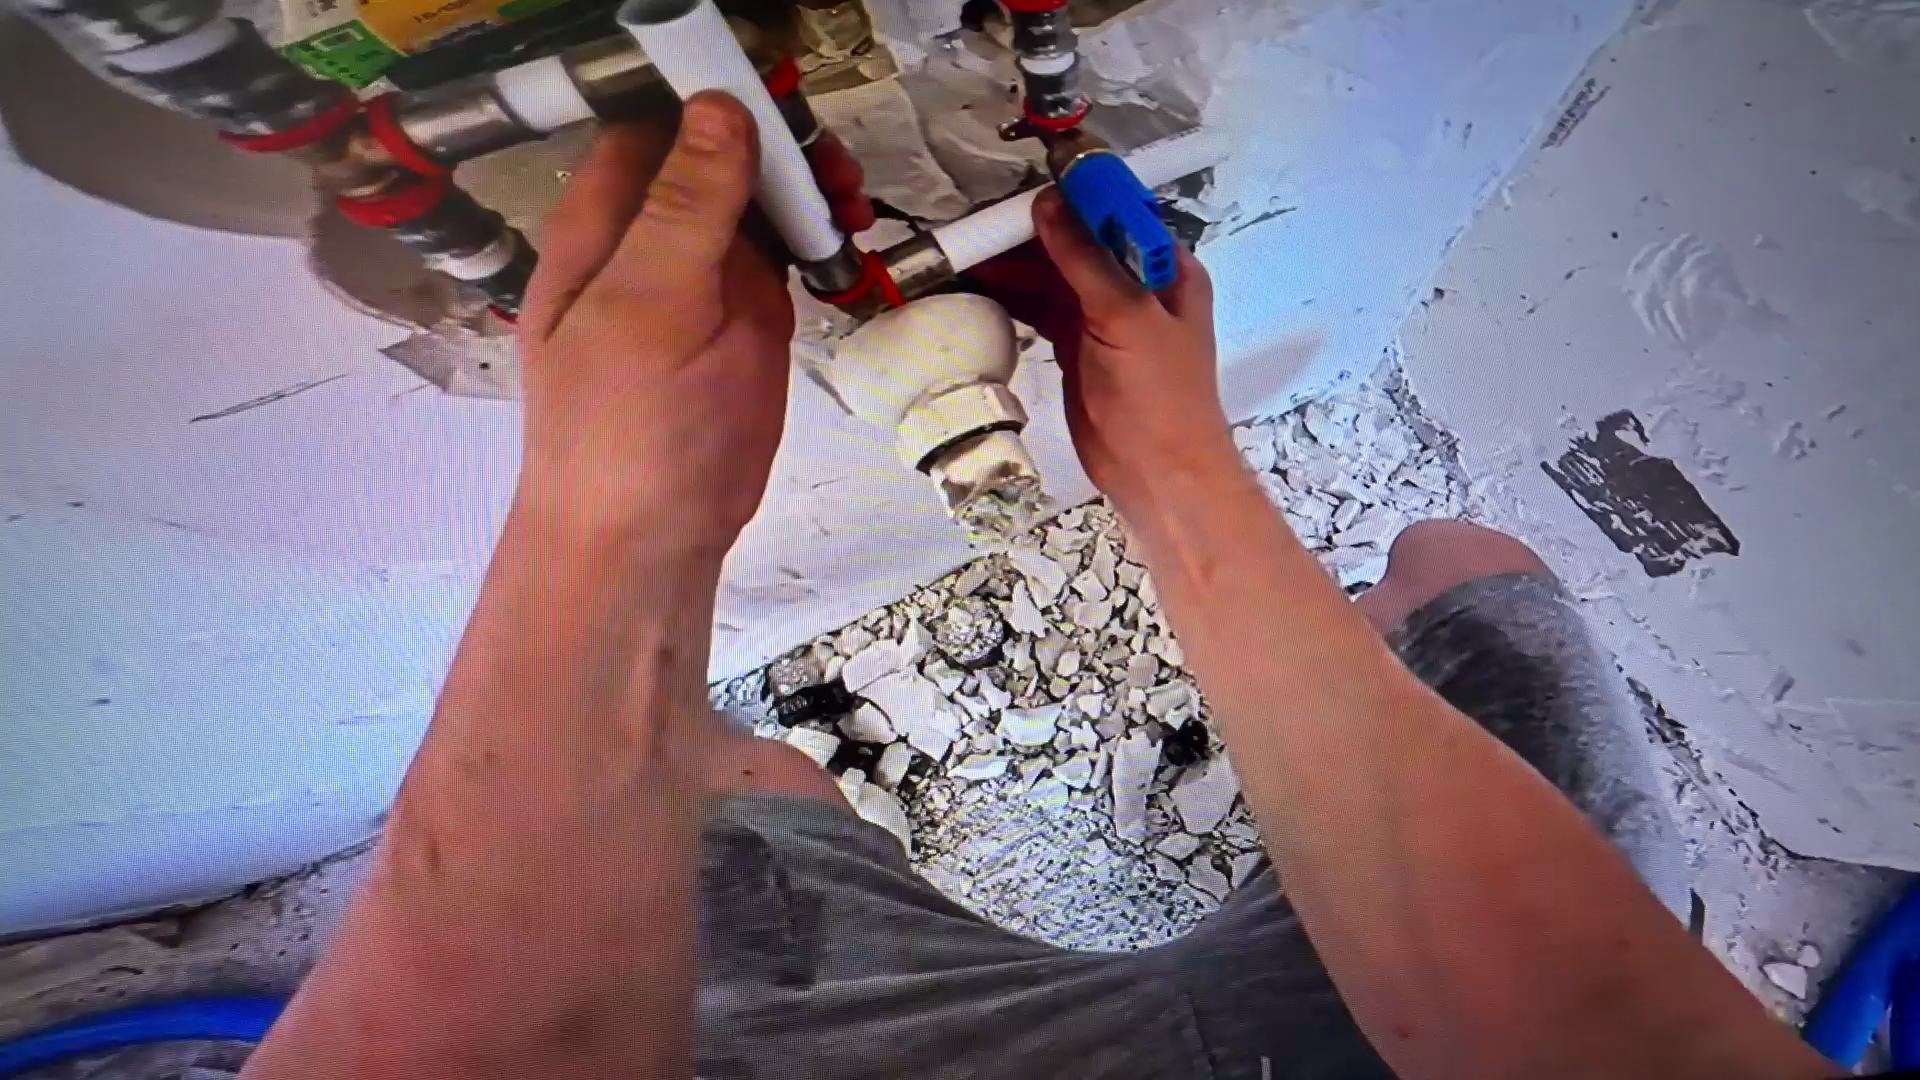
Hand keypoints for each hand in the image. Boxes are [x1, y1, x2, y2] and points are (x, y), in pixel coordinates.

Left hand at [515, 92, 872, 554]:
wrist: (657, 529)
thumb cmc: (628, 430)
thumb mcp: (650, 309)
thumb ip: (685, 212)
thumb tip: (720, 116)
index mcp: (606, 229)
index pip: (654, 131)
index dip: (709, 105)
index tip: (775, 105)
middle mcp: (656, 247)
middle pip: (717, 163)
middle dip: (775, 151)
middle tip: (830, 167)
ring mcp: (707, 286)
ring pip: (757, 210)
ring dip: (803, 196)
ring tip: (849, 204)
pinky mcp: (749, 325)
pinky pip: (783, 263)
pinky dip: (814, 246)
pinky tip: (842, 245)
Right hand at [965, 189, 1237, 515]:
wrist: (1155, 471)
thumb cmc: (1157, 392)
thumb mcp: (1125, 315)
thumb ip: (1084, 259)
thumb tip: (1046, 203)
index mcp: (1165, 268)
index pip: (1115, 216)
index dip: (1071, 199)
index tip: (1021, 192)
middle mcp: (1135, 287)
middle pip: (1078, 248)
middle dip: (1032, 238)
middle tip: (980, 228)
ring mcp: (1103, 321)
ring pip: (1055, 282)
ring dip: (1017, 271)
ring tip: (969, 256)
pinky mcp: (1077, 350)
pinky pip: (1043, 314)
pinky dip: (1016, 302)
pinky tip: (984, 290)